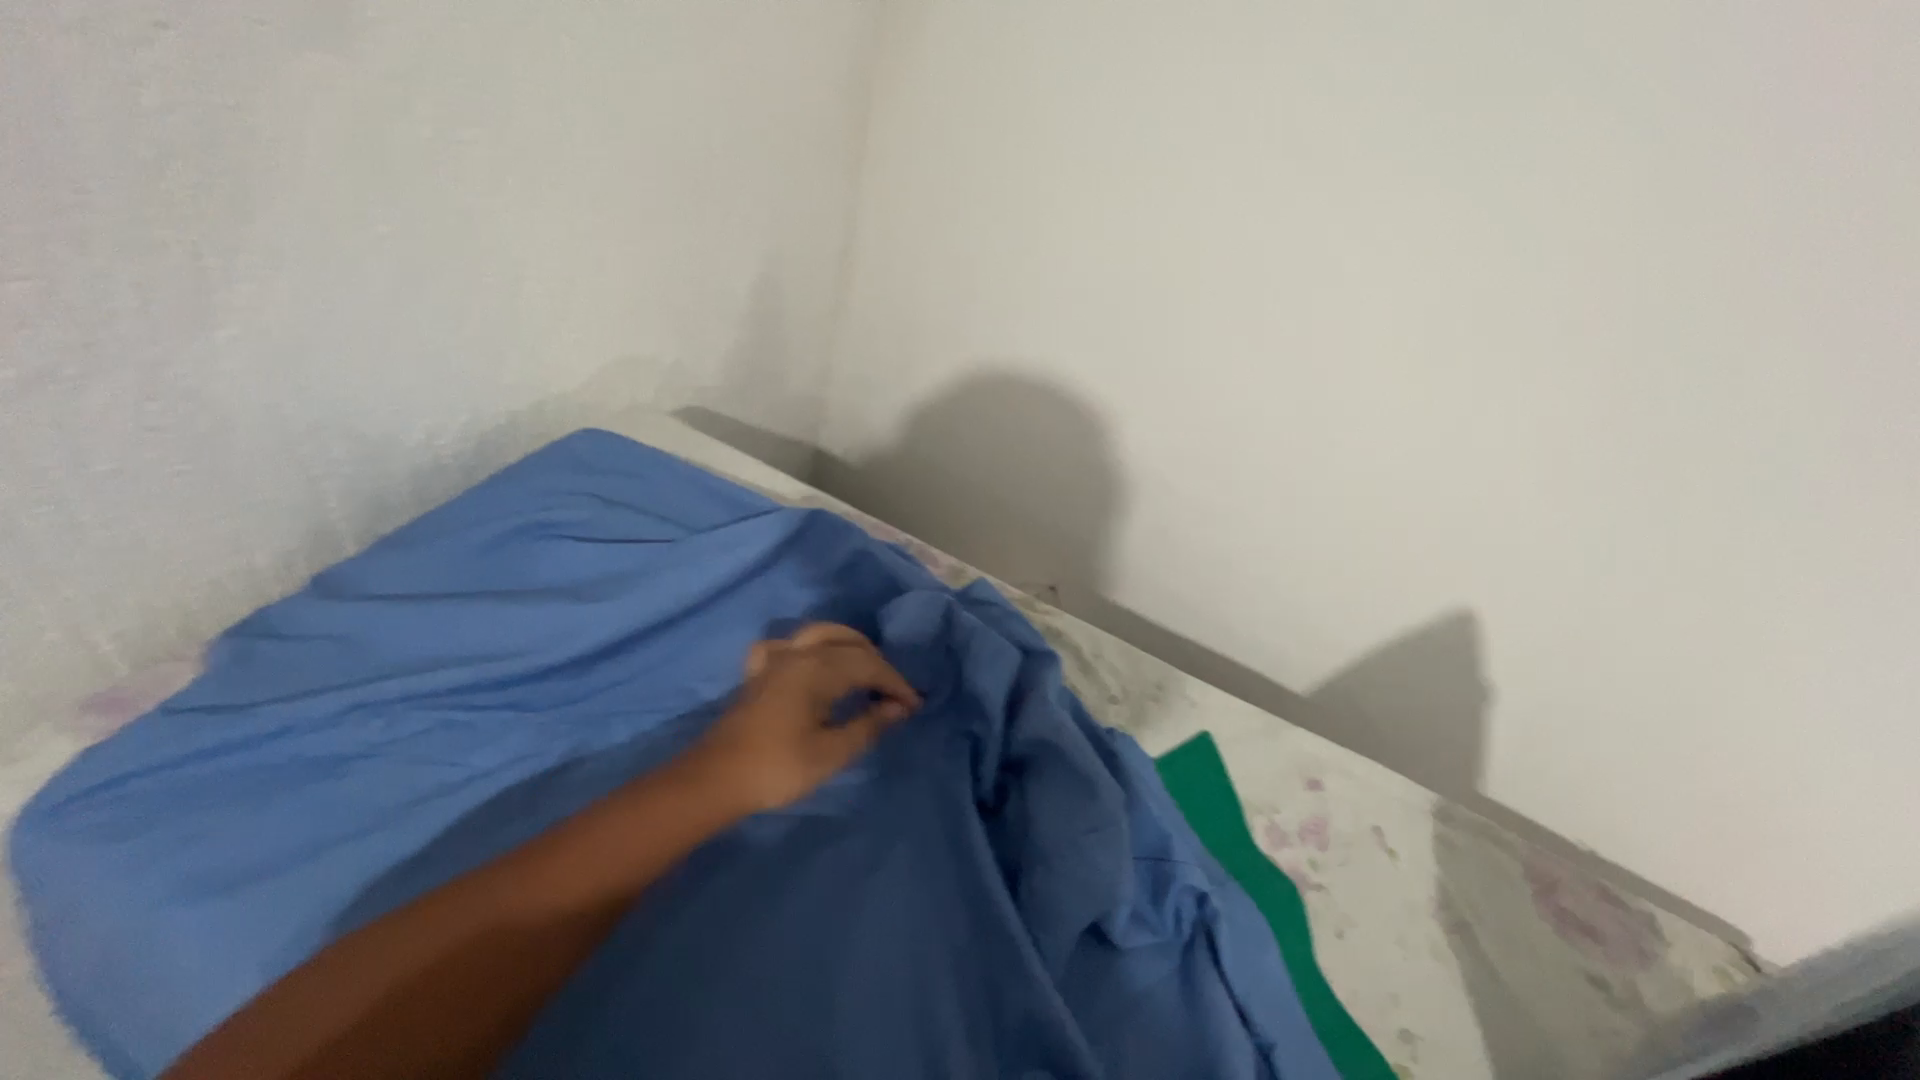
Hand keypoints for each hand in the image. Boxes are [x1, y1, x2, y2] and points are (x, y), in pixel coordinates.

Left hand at [683, 623, 922, 812]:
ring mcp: (774, 660)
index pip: (869, 665)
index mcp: (817, 669)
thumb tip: (898, 707)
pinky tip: (809, 661)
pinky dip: (807, 648)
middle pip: (848, 644)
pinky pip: (787, 646)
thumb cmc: (778, 768)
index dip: (895, 683)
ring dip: (848, 647)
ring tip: (865, 671)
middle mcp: (797, 654)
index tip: (913, 706)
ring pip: (819, 635)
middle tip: (894, 693)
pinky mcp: (757, 673)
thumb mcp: (832, 753)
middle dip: (877, 663)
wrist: (715, 780)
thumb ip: (868, 725)